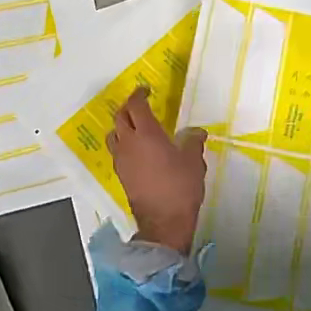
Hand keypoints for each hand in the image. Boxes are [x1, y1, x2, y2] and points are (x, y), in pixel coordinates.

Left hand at [105, 87, 207, 254]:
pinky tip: (136, 150)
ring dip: (121, 126)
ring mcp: (121, 159)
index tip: (145, 90)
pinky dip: (123, 144)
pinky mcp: (120, 174)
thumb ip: (192, 142)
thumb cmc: (180, 187)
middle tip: (139, 105)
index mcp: (146, 134)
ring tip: (134, 127)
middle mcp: (128, 143)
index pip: (136, 106)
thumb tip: (196, 132)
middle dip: (128, 108)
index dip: (139, 95)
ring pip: (114, 134)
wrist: (163, 220)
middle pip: (120, 117)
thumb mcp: (193, 161)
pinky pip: (117, 151)